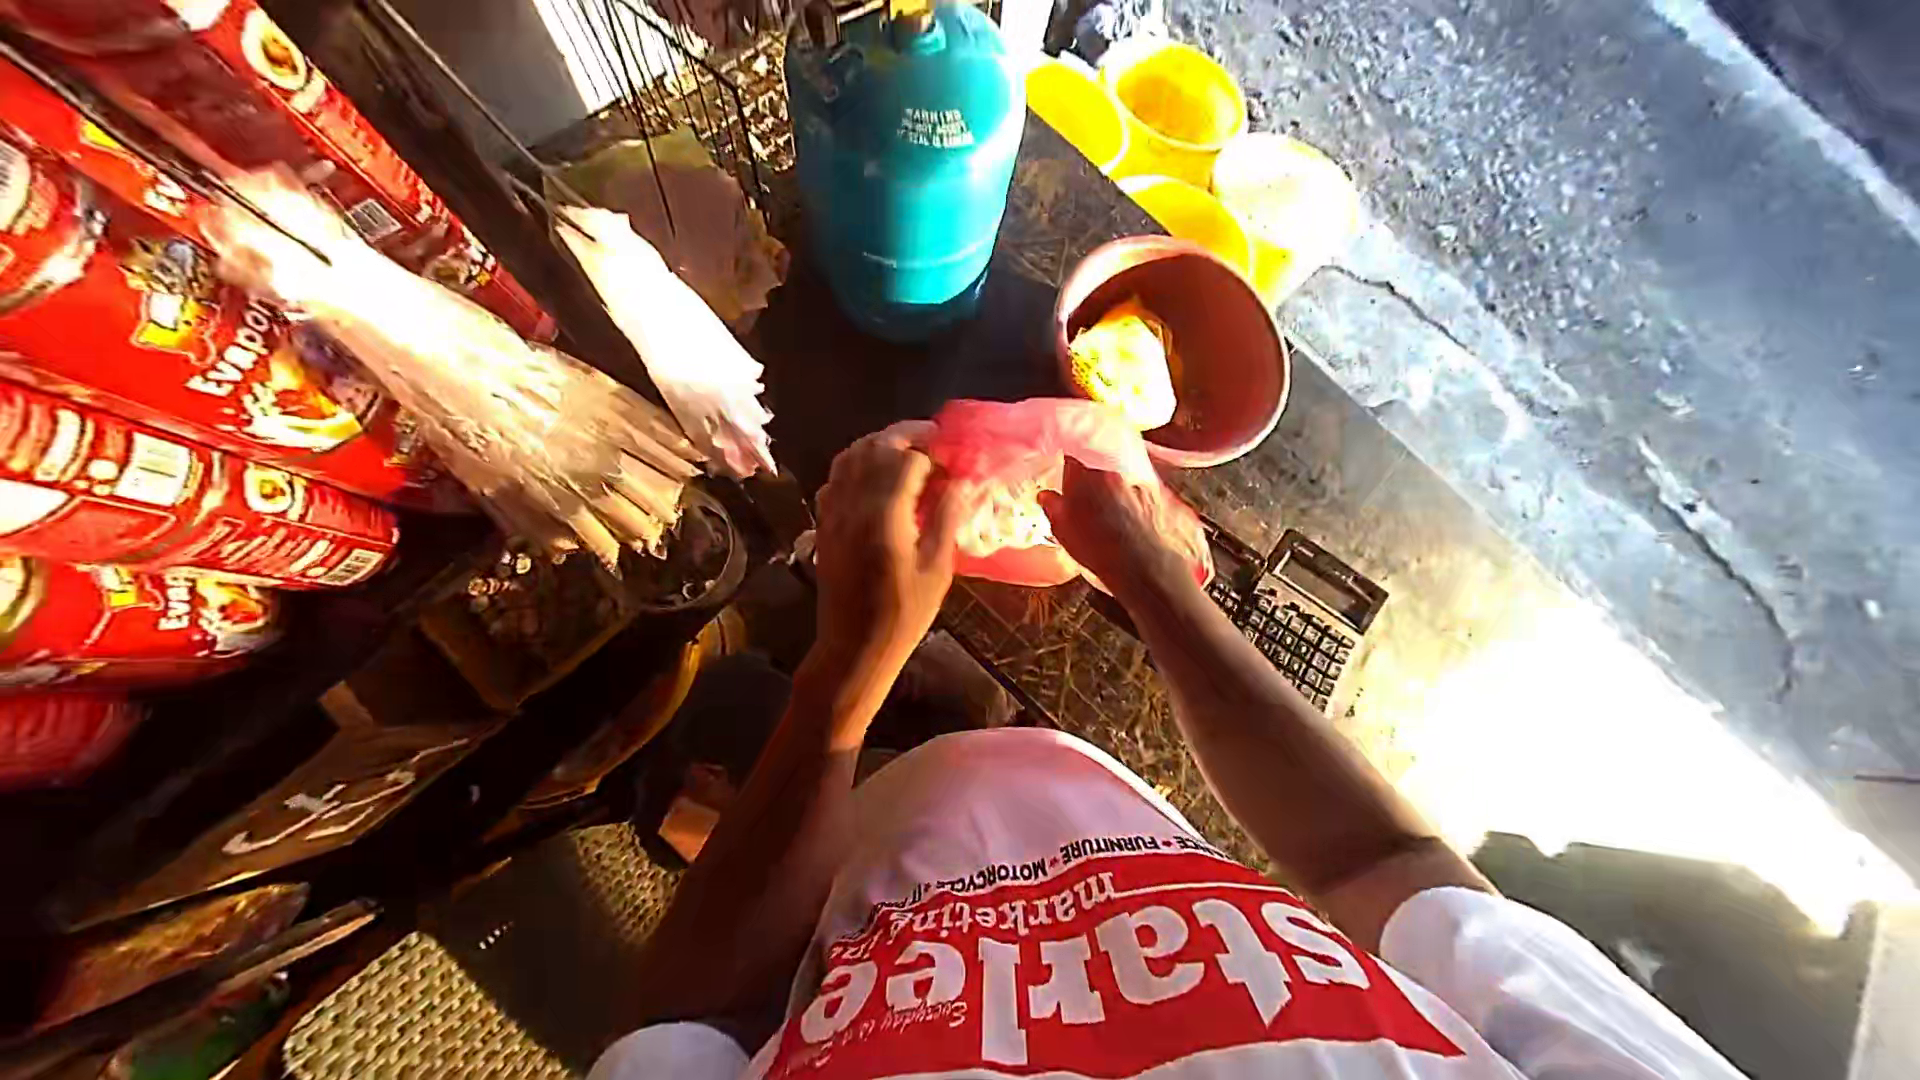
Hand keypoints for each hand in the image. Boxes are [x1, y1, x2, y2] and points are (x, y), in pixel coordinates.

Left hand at [812, 422, 961, 675]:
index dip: (931, 450)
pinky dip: (855, 465)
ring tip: (905, 451)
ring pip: (849, 457)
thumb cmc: (903, 615)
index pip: (906, 461)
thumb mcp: (937, 570)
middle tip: (931, 439)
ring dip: (877, 445)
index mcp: (885, 516)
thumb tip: (959, 483)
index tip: (951, 455)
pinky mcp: (824, 524)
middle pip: (874, 448)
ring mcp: (833, 513)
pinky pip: (835, 479)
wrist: (853, 647)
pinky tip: (874, 477)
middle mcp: (853, 505)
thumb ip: (947, 519)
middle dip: (904, 435)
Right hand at [1038, 457, 1190, 598]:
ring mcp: (1132, 484)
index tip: (1064, 481)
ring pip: (1115, 484)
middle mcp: (1108, 474)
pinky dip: (1129, 504)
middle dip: (1088, 486)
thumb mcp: (1062, 529)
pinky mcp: (1151, 497)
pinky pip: (1134, 494)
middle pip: (1094, 472)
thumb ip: (1052, 506)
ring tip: (1105, 520)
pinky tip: (1125, 524)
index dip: (1065, 472)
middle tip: (1082, 506)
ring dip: (1109, 495)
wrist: (1138, 562)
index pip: (1069, 462)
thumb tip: (1046, 496)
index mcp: (1082, 478)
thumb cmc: (1096, 546)